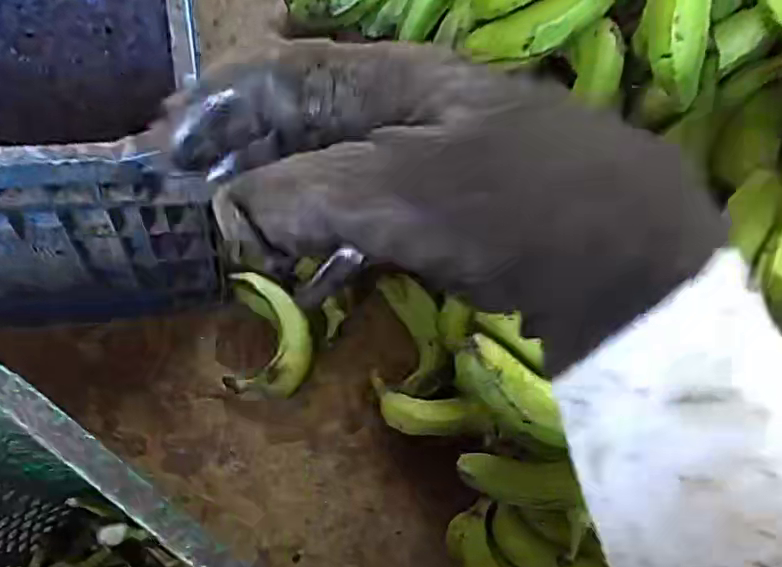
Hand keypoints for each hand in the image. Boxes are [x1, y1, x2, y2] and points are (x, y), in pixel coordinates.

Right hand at [153, 41, 725, 368]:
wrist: (614, 254)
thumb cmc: (510, 207)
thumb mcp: (399, 195)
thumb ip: (307, 194)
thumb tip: (229, 210)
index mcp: (392, 83)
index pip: (283, 83)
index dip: (220, 111)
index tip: (167, 144)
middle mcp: (401, 114)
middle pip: (299, 129)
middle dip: (239, 161)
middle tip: (189, 197)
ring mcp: (420, 168)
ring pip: (325, 179)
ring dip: (276, 208)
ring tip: (232, 237)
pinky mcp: (434, 219)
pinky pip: (357, 224)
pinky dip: (320, 245)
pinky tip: (301, 269)